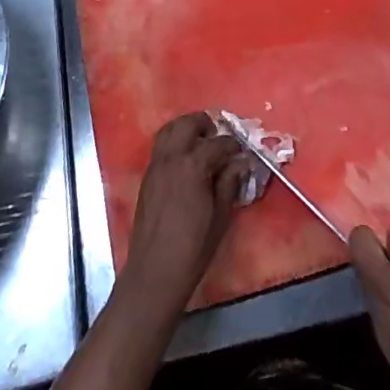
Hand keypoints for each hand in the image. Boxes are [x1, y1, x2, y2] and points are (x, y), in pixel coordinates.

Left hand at [117, 112, 251, 311]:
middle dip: (205, 124)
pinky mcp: (147, 174)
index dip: (233, 144)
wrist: (157, 265)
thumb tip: (240, 162)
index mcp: (192, 165)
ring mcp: (155, 163)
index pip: (217, 143)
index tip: (243, 150)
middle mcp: (170, 157)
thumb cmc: (194, 246)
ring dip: (185, 128)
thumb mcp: (221, 216)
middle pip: (186, 124)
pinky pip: (160, 145)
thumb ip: (229, 183)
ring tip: (202, 141)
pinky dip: (173, 140)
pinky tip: (186, 157)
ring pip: (168, 129)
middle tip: (220, 135)